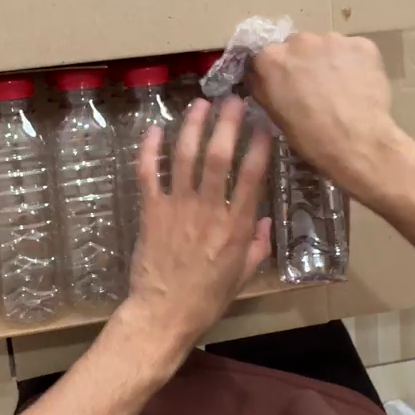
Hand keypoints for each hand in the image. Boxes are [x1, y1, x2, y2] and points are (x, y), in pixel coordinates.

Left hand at [113, 98, 272, 354]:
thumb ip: (256, 246)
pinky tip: (156, 128)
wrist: (163, 314)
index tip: (265, 123)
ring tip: (202, 104)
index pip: (252, 177)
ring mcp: (177, 208)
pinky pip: (149, 174)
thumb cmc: (207, 299)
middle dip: (228, 124)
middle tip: (234, 99)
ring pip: (186, 158)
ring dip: (194, 127)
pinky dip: (150, 149)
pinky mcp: (151, 211)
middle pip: (219, 157)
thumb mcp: (243, 276)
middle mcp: (208, 210)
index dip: (259, 146)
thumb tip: (264, 220)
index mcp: (235, 227)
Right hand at [249, 32, 400, 195]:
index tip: (286, 85)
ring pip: (326, 46)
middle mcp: (298, 40)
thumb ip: (262, 87)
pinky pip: (352, 51)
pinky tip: (359, 84)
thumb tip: (259, 76)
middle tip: (314, 88)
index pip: (267, 56)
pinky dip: (354, 63)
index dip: (277, 72)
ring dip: (328, 61)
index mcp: (271, 57)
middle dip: (303, 62)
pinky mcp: (361, 44)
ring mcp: (332, 39)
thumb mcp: (274, 114)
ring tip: (340, 88)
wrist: (358, 141)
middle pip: (297, 46)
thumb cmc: (310, 136)